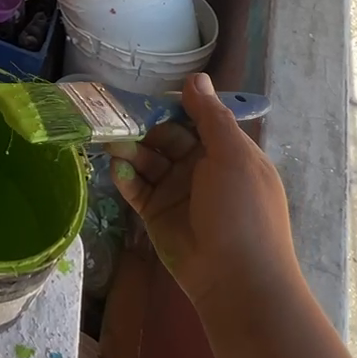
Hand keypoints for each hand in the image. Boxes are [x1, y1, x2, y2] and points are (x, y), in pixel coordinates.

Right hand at [106, 72, 296, 310]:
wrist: (238, 280)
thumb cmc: (242, 213)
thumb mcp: (233, 158)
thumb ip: (211, 117)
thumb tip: (196, 77)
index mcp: (225, 153)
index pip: (192, 118)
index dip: (169, 106)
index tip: (144, 97)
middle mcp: (198, 168)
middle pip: (162, 135)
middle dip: (140, 127)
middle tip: (116, 119)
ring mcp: (175, 190)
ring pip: (144, 158)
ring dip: (128, 150)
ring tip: (113, 147)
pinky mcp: (154, 211)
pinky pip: (133, 185)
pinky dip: (124, 176)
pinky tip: (120, 172)